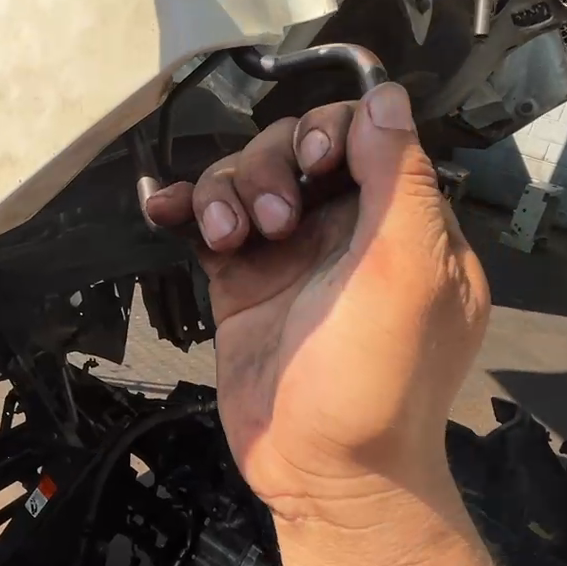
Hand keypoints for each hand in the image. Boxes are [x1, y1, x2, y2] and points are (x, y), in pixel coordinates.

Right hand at [142, 83, 489, 529]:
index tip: (314, 162)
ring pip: (241, 180)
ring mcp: (285, 253)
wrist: (321, 470)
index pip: (362, 134)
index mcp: (396, 220)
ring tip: (225, 240)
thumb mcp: (404, 269)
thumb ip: (398, 178)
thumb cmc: (376, 373)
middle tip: (270, 225)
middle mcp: (342, 228)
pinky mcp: (239, 280)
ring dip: (221, 193)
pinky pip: (205, 221)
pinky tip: (162, 209)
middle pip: (289, 149)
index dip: (329, 130)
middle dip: (269, 170)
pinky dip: (182, 206)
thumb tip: (386, 95)